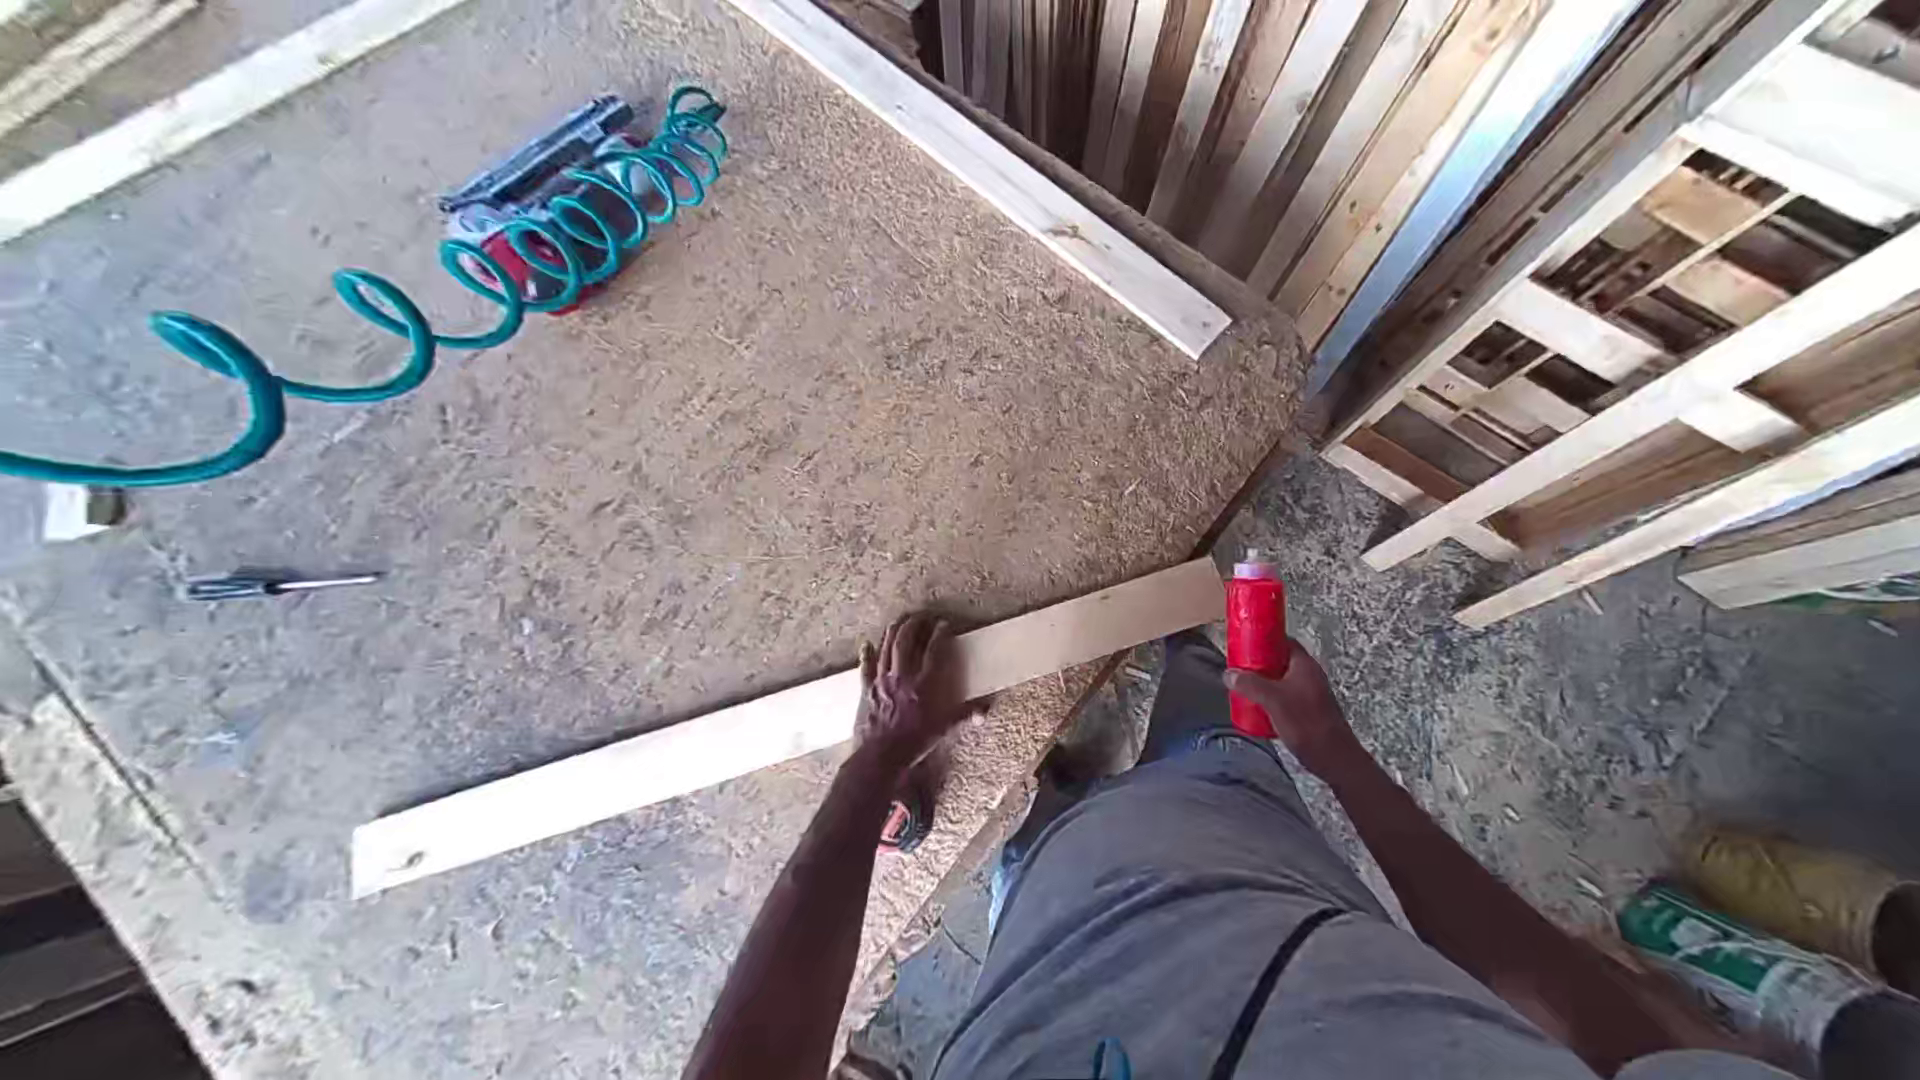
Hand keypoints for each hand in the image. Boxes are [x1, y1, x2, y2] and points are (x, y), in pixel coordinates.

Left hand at [853, 614, 965, 774]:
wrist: (879, 757)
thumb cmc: (913, 744)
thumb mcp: (943, 730)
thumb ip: (964, 715)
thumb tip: (985, 710)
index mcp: (924, 685)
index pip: (934, 650)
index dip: (940, 634)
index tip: (944, 624)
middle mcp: (902, 677)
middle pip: (906, 641)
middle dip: (915, 624)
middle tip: (923, 615)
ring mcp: (882, 682)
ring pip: (886, 648)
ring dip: (893, 631)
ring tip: (901, 620)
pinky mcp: (867, 690)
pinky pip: (865, 667)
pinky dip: (866, 654)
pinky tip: (866, 643)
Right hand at [1225, 640, 1367, 778]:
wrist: (1333, 758)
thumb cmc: (1306, 724)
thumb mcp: (1273, 700)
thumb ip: (1249, 684)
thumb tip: (1228, 674)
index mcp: (1304, 665)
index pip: (1283, 641)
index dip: (1263, 639)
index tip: (1243, 642)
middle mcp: (1308, 675)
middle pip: (1279, 660)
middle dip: (1257, 662)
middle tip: (1237, 666)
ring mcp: (1309, 693)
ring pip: (1280, 679)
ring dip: (1261, 681)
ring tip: (1241, 685)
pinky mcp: (1306, 710)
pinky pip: (1282, 695)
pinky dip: (1268, 696)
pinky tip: (1254, 705)